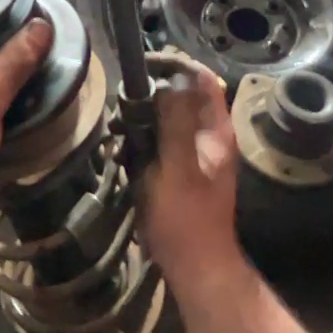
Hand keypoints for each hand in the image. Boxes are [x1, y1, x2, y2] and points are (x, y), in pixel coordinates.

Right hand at [141, 65, 242, 280]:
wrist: (194, 266)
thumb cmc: (186, 217)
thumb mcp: (178, 165)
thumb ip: (176, 120)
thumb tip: (172, 79)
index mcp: (216, 131)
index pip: (202, 80)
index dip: (176, 66)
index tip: (144, 65)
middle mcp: (207, 137)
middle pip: (179, 98)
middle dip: (148, 97)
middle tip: (122, 106)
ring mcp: (192, 155)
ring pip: (164, 121)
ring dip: (139, 123)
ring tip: (117, 133)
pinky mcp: (176, 172)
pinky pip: (156, 145)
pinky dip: (138, 144)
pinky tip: (121, 155)